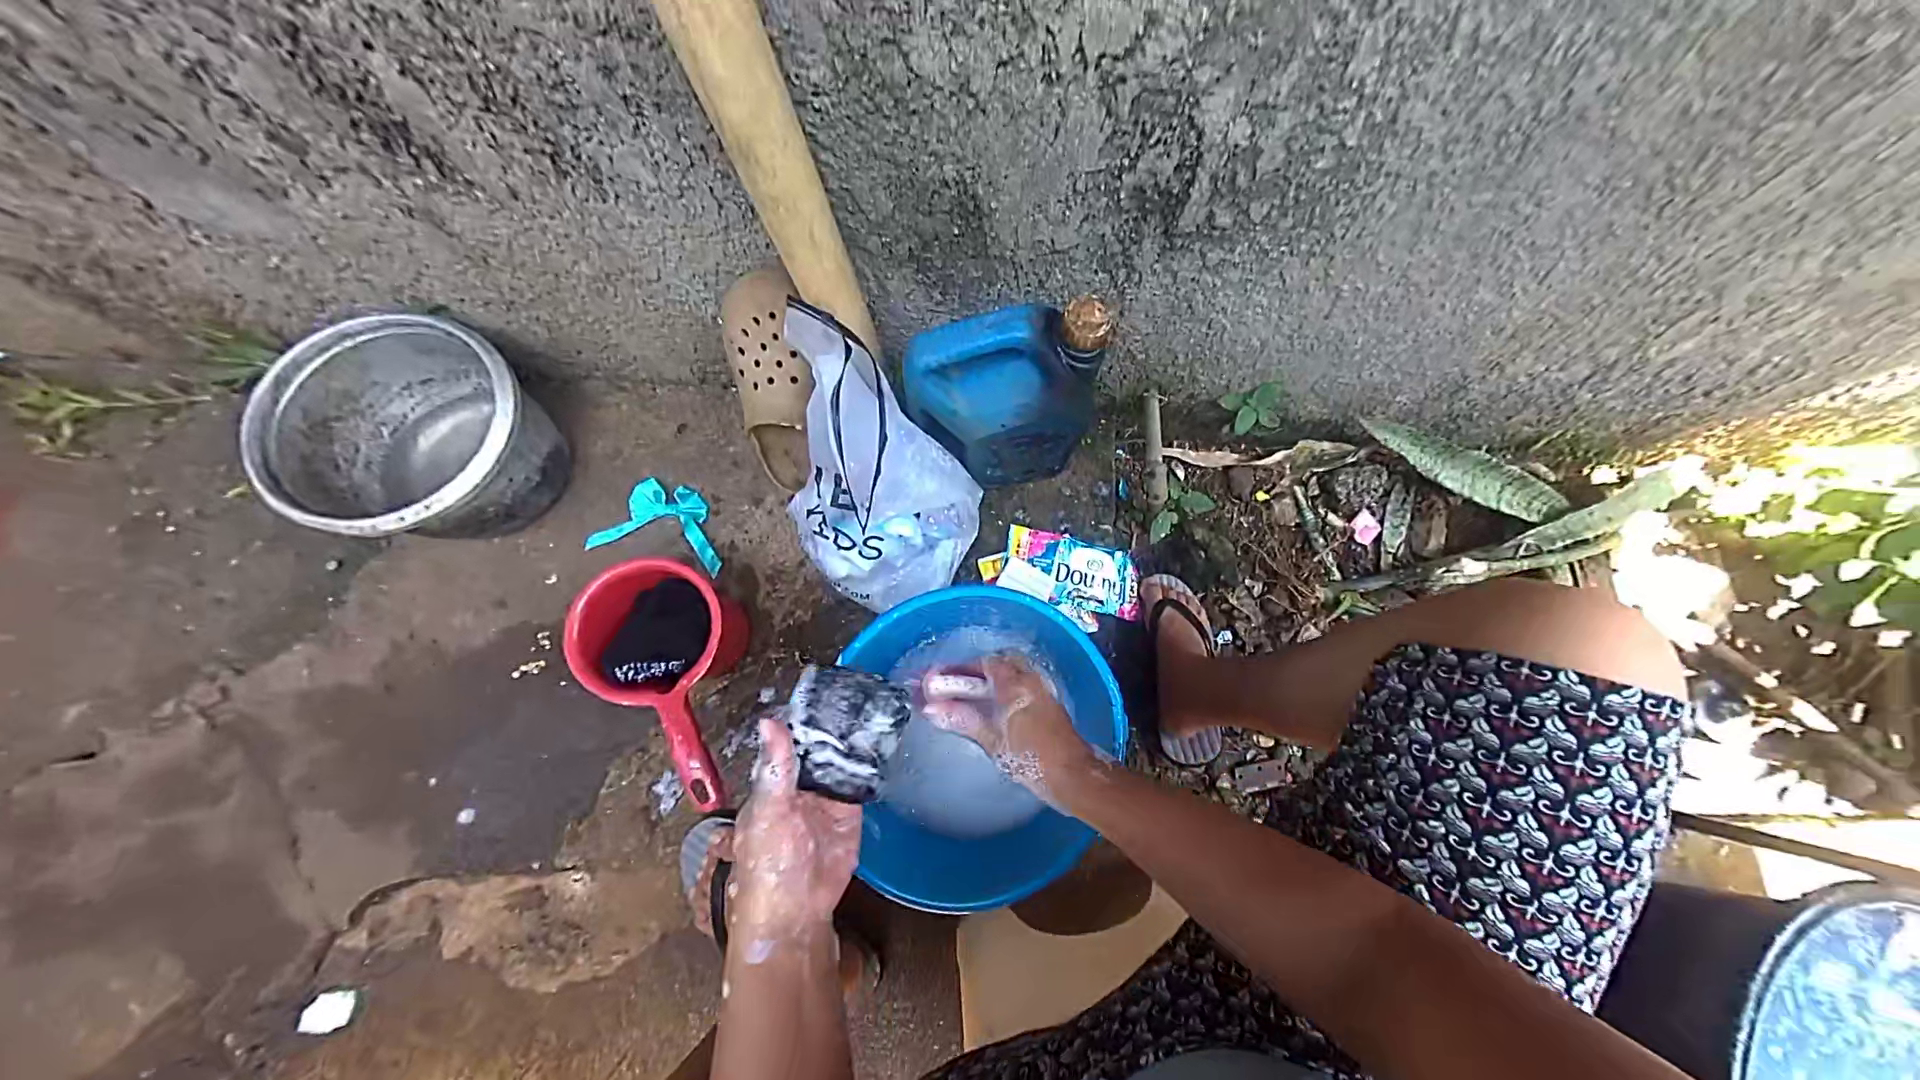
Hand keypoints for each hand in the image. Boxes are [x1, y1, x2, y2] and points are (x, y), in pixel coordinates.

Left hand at [729, 713, 862, 938]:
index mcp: (774, 779)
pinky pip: (860, 779)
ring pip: (841, 758)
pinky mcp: (849, 809)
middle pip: (819, 744)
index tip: (825, 687)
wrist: (798, 912)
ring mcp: (826, 795)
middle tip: (859, 691)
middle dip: (835, 723)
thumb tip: (769, 722)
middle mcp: (800, 782)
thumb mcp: (769, 812)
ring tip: (874, 706)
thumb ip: (775, 768)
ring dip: (853, 739)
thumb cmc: (768, 866)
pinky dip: (869, 763)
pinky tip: (882, 740)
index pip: (790, 738)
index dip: (805, 715)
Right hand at [920, 653, 1101, 803]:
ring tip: (970, 697)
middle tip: (955, 686)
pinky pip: (1022, 686)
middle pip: (1000, 663)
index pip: (984, 663)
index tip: (939, 680)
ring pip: (1013, 674)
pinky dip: (1005, 690)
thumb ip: (962, 719)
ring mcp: (1042, 692)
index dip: (959, 669)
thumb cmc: (1032, 759)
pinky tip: (994, 708)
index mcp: (1015, 684)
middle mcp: (1031, 680)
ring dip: (991, 680)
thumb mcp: (992, 740)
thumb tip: (931, 709)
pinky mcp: (1049, 705)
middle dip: (976, 671)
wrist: (1073, 777)